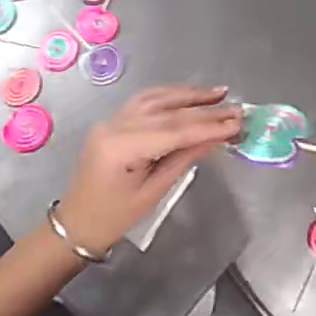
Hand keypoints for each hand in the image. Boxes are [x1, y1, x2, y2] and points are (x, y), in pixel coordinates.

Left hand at [55, 86, 242, 253]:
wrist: (77, 222)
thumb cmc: (114, 217)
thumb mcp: (154, 192)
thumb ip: (183, 158)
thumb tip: (215, 138)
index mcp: (122, 146)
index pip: (174, 130)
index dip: (208, 125)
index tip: (237, 122)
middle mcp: (114, 125)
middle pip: (166, 111)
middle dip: (204, 109)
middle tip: (236, 107)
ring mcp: (111, 120)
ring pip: (155, 98)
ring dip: (188, 95)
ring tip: (218, 94)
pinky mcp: (112, 121)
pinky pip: (143, 101)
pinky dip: (169, 95)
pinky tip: (188, 95)